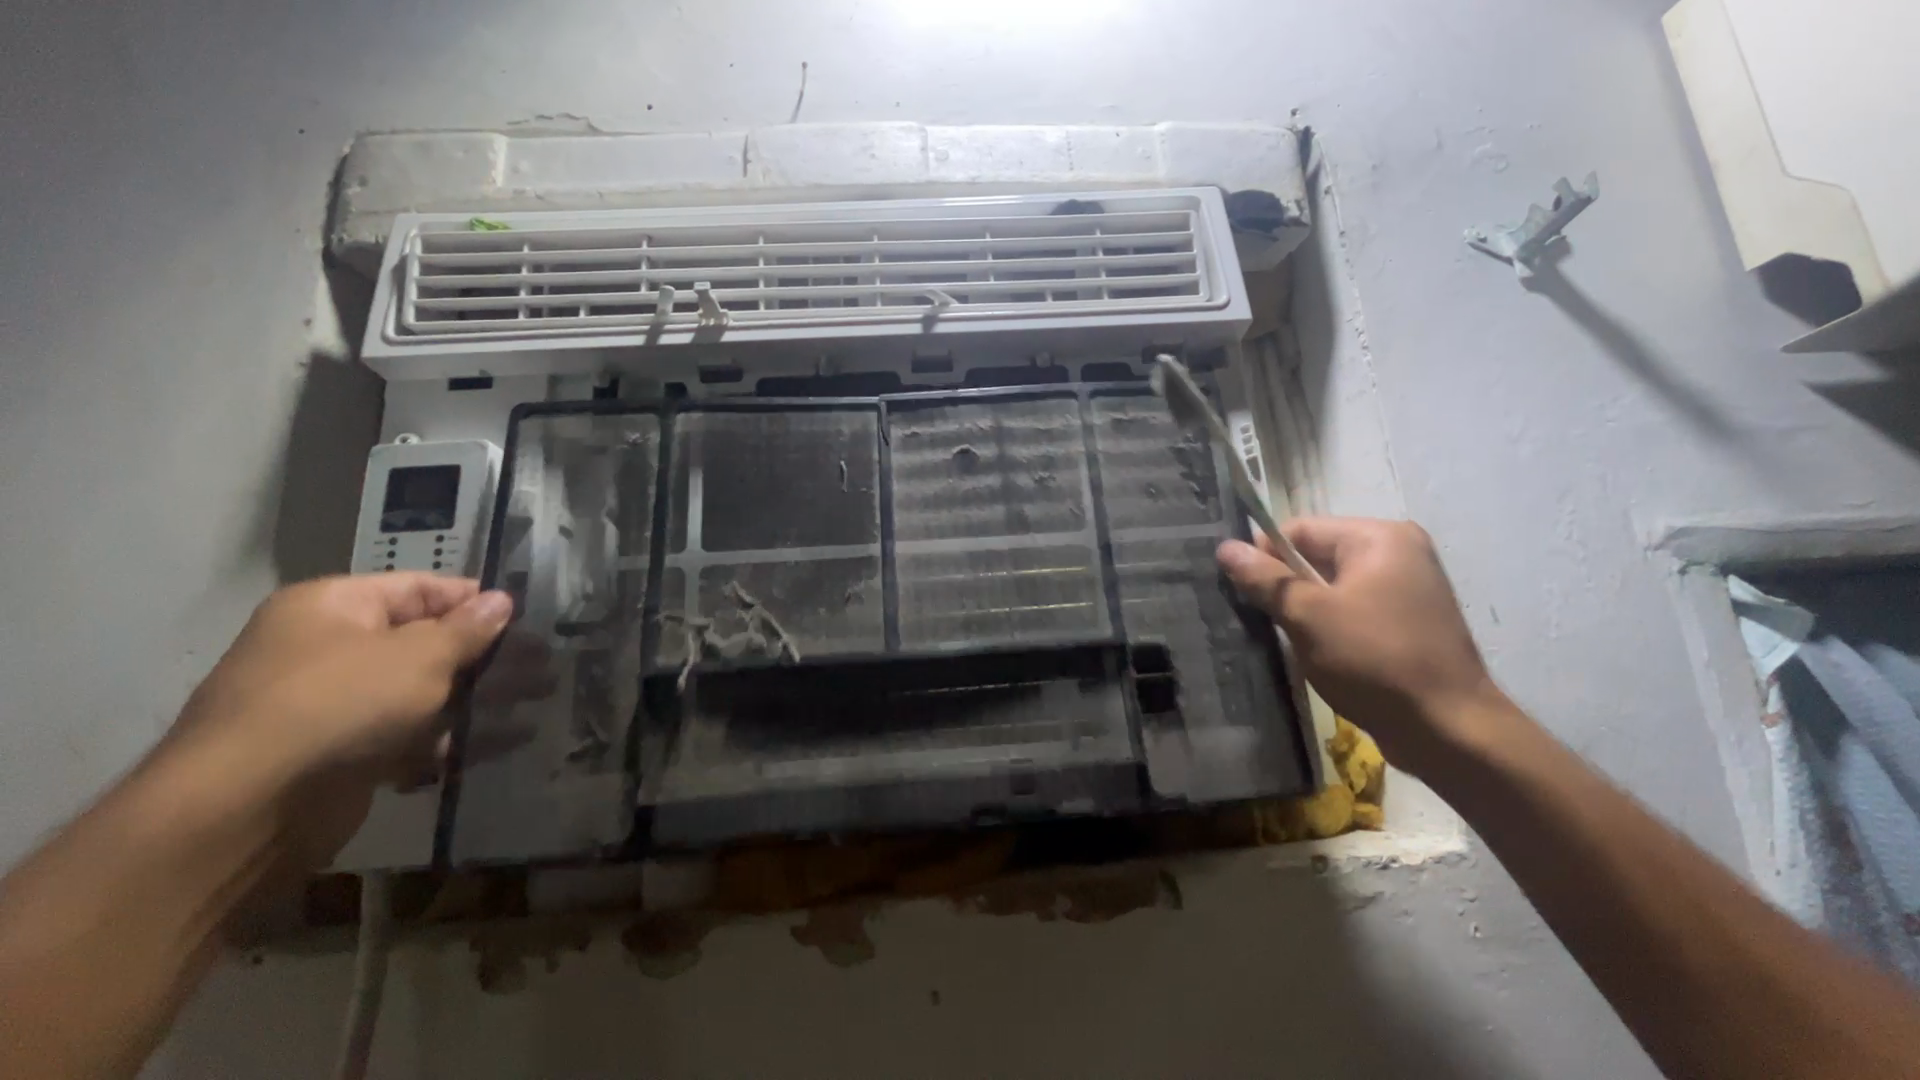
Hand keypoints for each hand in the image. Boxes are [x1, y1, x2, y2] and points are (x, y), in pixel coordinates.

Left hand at [165, 574, 511, 866]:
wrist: (249, 807)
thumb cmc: (338, 704)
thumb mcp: (418, 656)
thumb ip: (466, 629)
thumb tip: (502, 600)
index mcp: (333, 606)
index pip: (419, 588)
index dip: (476, 601)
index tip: (530, 618)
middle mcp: (326, 649)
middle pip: (422, 643)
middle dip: (484, 656)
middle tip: (546, 666)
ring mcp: (330, 707)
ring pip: (419, 694)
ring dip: (475, 701)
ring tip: (537, 705)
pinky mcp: (339, 758)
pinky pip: (406, 738)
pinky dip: (448, 741)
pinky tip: (500, 746)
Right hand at [1217, 518, 1508, 774]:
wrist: (1447, 728)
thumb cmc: (1375, 661)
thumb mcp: (1309, 616)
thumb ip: (1266, 579)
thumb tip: (1226, 547)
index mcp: (1379, 538)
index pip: (1299, 529)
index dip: (1263, 556)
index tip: (1238, 591)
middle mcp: (1399, 553)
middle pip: (1316, 556)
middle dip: (1284, 586)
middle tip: (1255, 618)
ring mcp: (1408, 590)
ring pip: (1332, 588)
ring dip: (1304, 611)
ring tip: (1282, 638)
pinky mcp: (1408, 624)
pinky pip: (1353, 611)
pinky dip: (1328, 627)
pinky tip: (1313, 653)